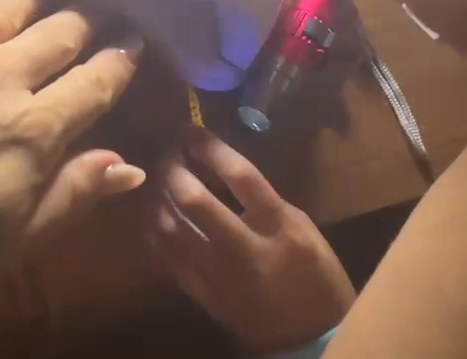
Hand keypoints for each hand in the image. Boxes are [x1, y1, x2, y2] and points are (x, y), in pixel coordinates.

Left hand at [0, 0, 145, 280]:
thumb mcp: (12, 239)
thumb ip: (74, 196)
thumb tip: (133, 167)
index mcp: (35, 128)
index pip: (93, 84)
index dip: (120, 59)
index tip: (137, 37)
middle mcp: (3, 75)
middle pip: (60, 33)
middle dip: (91, 10)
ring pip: (12, 5)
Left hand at [151, 131, 352, 352]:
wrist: (311, 342)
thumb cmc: (312, 275)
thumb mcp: (300, 228)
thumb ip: (259, 197)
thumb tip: (215, 161)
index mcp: (281, 229)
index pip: (240, 176)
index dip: (209, 146)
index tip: (190, 129)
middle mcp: (246, 252)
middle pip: (193, 199)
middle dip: (173, 167)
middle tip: (171, 153)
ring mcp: (219, 276)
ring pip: (169, 224)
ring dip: (157, 193)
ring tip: (161, 178)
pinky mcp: (201, 293)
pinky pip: (163, 251)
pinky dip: (154, 224)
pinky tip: (158, 209)